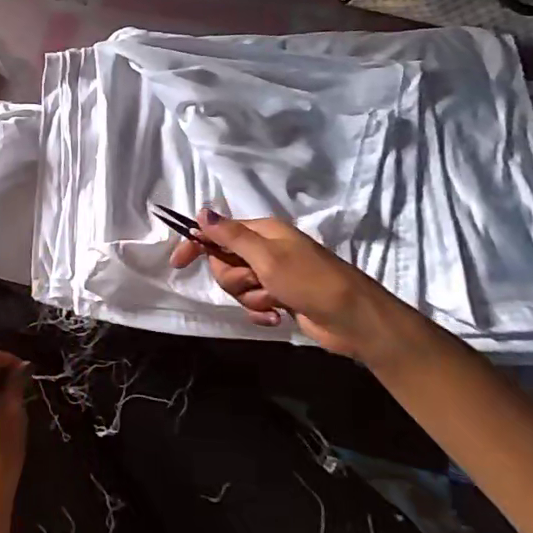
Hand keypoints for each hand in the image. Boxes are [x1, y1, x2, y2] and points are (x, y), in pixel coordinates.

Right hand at [169, 209, 404, 360]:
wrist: (353, 319)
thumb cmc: (309, 280)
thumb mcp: (266, 256)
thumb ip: (230, 236)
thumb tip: (202, 213)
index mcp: (263, 232)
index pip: (218, 232)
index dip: (197, 244)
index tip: (178, 263)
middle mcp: (266, 250)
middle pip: (224, 263)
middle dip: (234, 278)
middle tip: (255, 282)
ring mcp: (273, 275)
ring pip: (237, 286)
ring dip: (251, 297)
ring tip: (274, 301)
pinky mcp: (280, 298)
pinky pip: (253, 304)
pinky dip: (261, 312)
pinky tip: (277, 317)